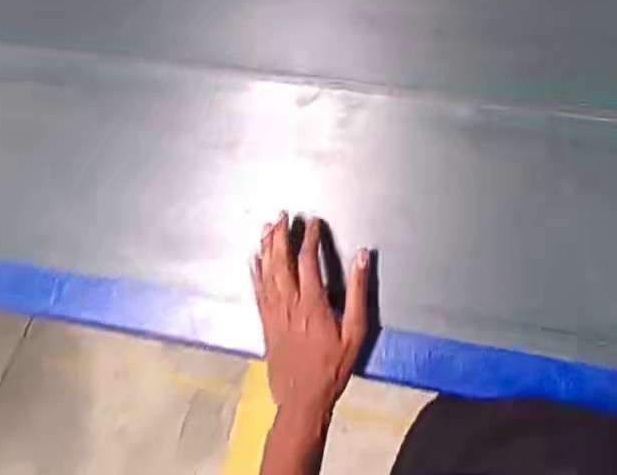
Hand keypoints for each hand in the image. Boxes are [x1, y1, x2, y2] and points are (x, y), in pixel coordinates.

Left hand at [253, 213, 372, 424]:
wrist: (303, 400)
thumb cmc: (333, 364)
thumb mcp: (355, 329)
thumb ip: (358, 291)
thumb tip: (361, 256)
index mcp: (311, 304)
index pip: (307, 261)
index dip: (309, 238)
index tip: (313, 222)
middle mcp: (289, 305)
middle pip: (280, 263)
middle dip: (280, 237)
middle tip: (281, 215)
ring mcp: (274, 315)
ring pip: (266, 275)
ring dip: (266, 249)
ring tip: (267, 228)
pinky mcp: (266, 325)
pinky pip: (258, 293)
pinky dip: (255, 274)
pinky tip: (254, 260)